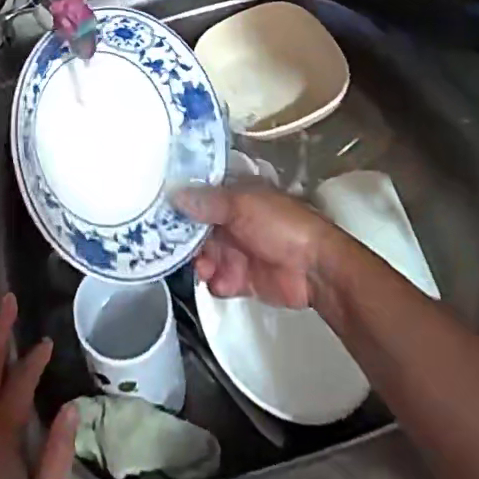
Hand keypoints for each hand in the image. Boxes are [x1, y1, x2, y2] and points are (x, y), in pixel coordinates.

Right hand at [175, 181, 341, 308]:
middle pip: (196, 229)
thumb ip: (206, 203)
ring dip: (201, 263)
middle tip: (179, 248)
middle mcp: (231, 221)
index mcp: (233, 196)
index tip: (160, 211)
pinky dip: (217, 282)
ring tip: (205, 270)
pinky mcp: (242, 278)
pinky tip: (223, 283)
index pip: (197, 196)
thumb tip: (173, 196)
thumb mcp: (241, 206)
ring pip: (204, 255)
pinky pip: (218, 279)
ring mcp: (237, 250)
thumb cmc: (282, 226)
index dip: (179, 203)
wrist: (318, 271)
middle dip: (187, 240)